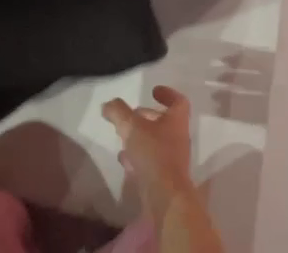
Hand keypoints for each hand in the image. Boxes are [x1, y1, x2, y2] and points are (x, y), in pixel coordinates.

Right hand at [102, 86, 222, 252]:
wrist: (165, 197)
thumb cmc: (153, 154)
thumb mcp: (131, 127)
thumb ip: (118, 112)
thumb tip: (108, 105)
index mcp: (177, 122)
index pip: (178, 101)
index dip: (167, 93)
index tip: (153, 91)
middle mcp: (178, 139)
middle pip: (165, 122)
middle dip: (147, 117)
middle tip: (131, 115)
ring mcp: (172, 160)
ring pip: (156, 142)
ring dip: (140, 138)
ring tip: (122, 137)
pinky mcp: (163, 178)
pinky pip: (151, 162)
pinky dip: (138, 158)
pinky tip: (124, 161)